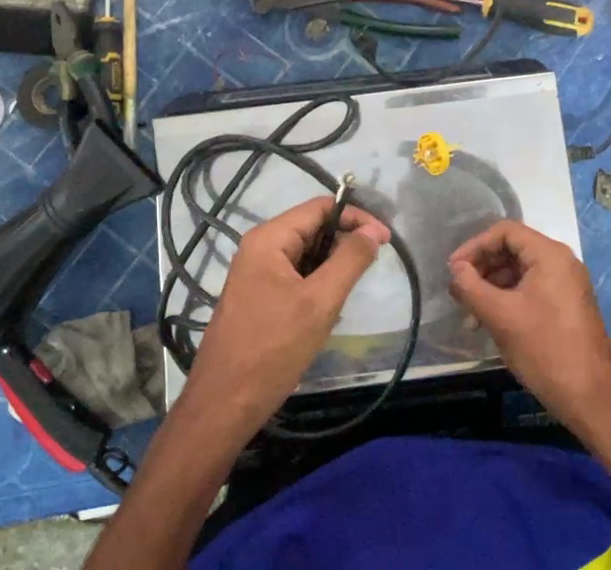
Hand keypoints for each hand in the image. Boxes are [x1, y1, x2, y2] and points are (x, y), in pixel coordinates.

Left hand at [186, 197, 390, 426]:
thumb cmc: (274, 348)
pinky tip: (329, 308)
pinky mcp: (258, 296)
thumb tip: (374, 232)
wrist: (225, 402)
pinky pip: (295, 276)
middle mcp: (259, 248)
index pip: (320, 207)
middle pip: (312, 228)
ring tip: (350, 291)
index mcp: (268, 239)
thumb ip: (350, 260)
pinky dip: (317, 284)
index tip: (385, 240)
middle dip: (344, 242)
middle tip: (372, 267)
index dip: (356, 217)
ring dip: (332, 266)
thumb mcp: (320, 301)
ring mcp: (256, 273)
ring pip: (306, 254)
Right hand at [448, 221, 610, 430]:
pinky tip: (492, 323)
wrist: (590, 394)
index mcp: (549, 255)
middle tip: (459, 293)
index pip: (505, 232)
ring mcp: (567, 285)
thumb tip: (456, 270)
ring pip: (521, 273)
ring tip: (472, 315)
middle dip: (483, 269)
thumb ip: (471, 287)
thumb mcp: (500, 316)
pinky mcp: (567, 306)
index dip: (475, 246)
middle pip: (513, 250)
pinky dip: (509, 300)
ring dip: (493, 288)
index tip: (454, 270)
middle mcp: (561, 263)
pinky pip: (532, 290)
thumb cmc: (543, 348)